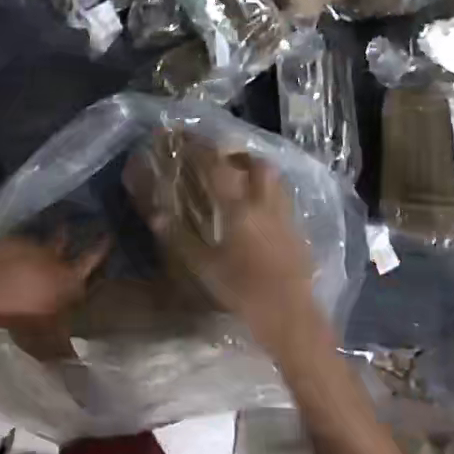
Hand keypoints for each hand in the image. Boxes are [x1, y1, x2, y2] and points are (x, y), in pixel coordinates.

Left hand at [0, 232, 107, 353]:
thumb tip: (80, 375)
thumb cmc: (23, 320)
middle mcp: (54, 259)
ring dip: (43, 242)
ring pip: (39, 241)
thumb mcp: (46, 344)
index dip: (102, 249)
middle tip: (74, 226)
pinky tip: (6, 259)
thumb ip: (63, 353)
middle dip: (71, 237)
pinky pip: (13, 245)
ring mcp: (26, 248)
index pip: (93, 261)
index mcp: (71, 281)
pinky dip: (13, 251)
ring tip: (44, 238)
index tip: (109, 234)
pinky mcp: (2, 245)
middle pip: (65, 243)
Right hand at [127, 132, 328, 352]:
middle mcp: (266, 202)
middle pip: (256, 163)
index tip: (186, 140)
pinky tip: (260, 207)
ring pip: (275, 178)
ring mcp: (286, 214)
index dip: (201, 150)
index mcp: (240, 207)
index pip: (218, 167)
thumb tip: (155, 213)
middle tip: (221, 160)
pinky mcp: (298, 228)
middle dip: (238, 155)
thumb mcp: (204, 266)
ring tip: (241, 179)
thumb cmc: (242, 291)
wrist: (290, 313)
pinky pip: (284, 197)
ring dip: (257, 170)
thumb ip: (179, 238)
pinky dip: (270, 191)